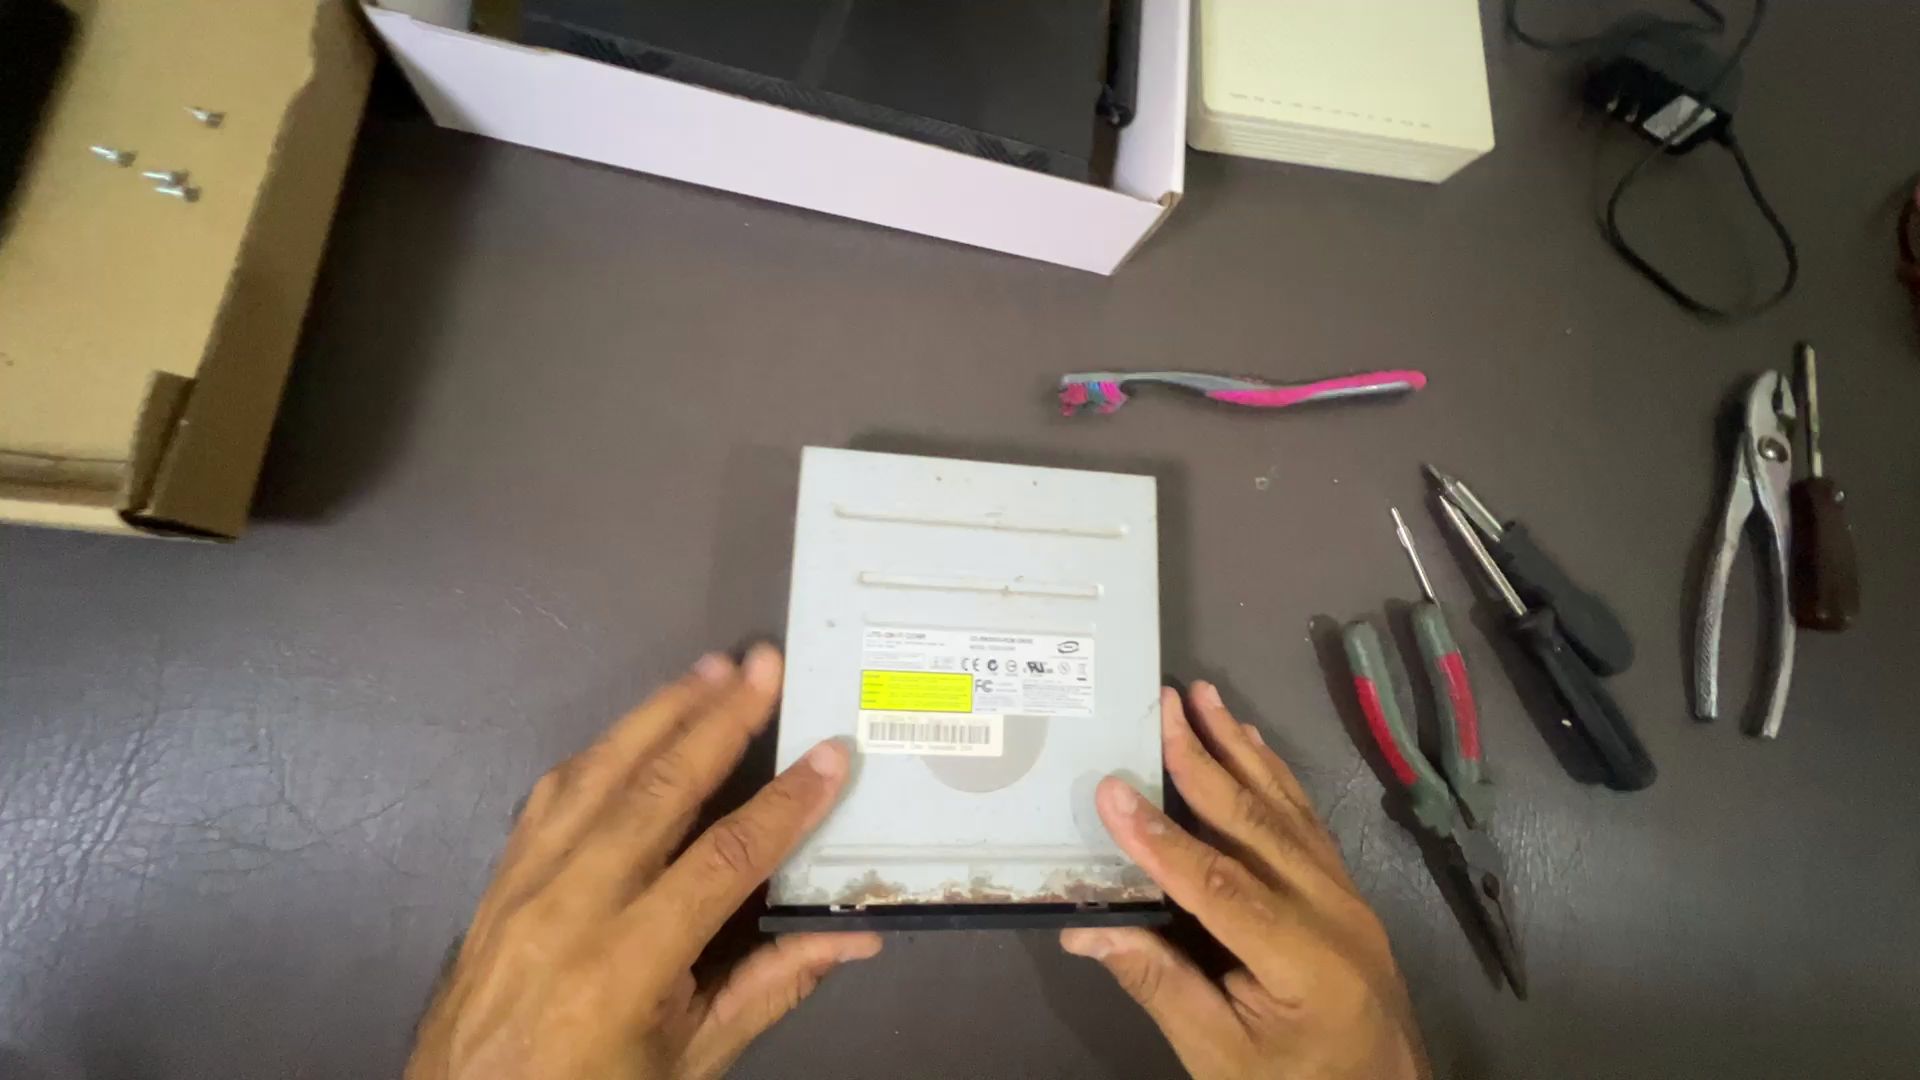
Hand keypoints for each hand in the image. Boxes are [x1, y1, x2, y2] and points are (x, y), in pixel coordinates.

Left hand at [406, 645, 879, 1079]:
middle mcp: (567, 911)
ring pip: (600, 773)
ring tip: (713, 667)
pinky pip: (556, 791)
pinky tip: (644, 719)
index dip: (783, 806)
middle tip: (765, 665)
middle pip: (657, 792)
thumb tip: (857, 933)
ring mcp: (523, 885)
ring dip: (663, 711)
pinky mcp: (501, 875)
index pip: (722, 862)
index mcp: (622, 970)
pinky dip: (608, 745)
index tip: (828, 756)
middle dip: (721, 720)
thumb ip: (774, 984)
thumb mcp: (692, 1060)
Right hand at [1061, 683, 1426, 1079]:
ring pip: (1282, 804)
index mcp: (1304, 962)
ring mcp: (1344, 893)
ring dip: (1238, 745)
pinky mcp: (1343, 886)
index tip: (1112, 789)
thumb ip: (1159, 986)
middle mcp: (1331, 912)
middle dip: (1202, 757)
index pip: (1216, 886)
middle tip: (1166, 703)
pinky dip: (1273, 771)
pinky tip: (1253, 739)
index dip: (1159, 838)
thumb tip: (1082, 932)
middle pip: (1253, 822)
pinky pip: (1304, 816)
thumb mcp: (1221, 1059)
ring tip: (1206, 695)